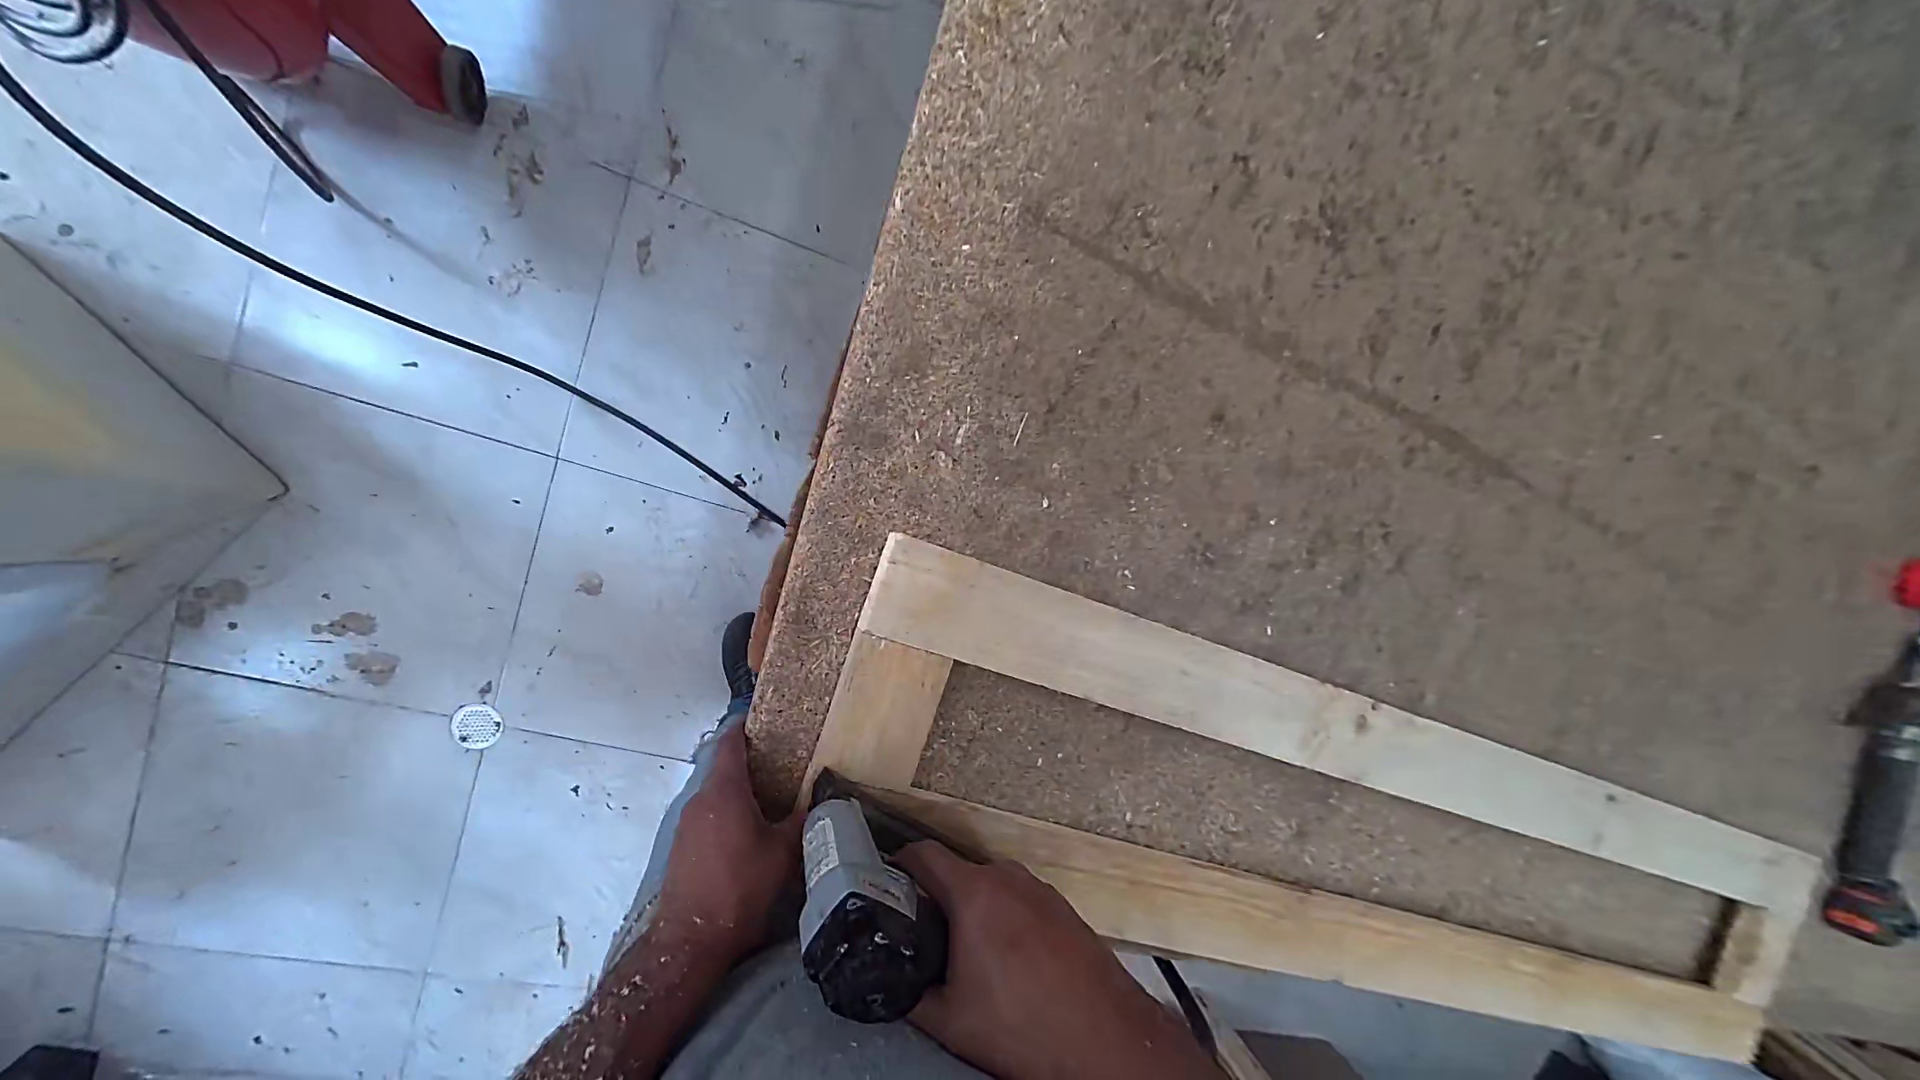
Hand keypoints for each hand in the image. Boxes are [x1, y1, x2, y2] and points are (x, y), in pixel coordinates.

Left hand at [654, 723, 802, 965]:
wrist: (688, 943)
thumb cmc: (740, 888)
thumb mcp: (783, 853)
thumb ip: (802, 820)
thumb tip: (821, 801)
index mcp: (724, 791)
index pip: (730, 742)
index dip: (747, 725)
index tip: (768, 719)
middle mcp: (699, 800)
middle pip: (724, 767)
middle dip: (753, 761)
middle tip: (786, 761)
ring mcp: (686, 825)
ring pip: (716, 793)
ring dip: (741, 790)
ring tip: (774, 797)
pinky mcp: (682, 848)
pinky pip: (709, 816)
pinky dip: (729, 812)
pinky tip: (751, 831)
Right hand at [896, 842, 1221, 1079]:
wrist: (1104, 1037)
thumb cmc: (1031, 1026)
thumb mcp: (950, 1020)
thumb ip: (910, 995)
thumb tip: (889, 986)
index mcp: (974, 893)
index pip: (923, 853)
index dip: (899, 861)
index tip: (889, 877)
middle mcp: (1007, 878)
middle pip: (956, 869)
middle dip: (936, 894)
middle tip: (924, 929)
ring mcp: (1037, 888)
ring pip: (989, 883)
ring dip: (972, 905)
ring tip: (968, 950)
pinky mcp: (1060, 904)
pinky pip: (1018, 896)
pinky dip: (1003, 914)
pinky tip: (1007, 956)